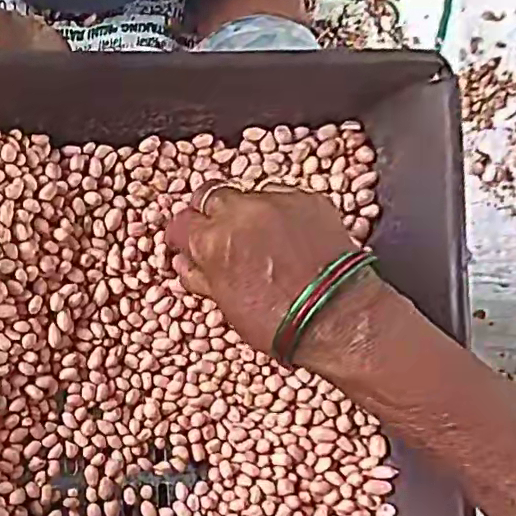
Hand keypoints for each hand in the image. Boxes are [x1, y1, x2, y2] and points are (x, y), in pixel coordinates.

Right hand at [163, 183, 390, 367]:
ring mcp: (277, 202)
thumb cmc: (275, 320)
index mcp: (212, 241)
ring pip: (246, 194)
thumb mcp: (223, 301)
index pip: (180, 223)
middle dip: (208, 214)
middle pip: (209, 196)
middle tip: (215, 235)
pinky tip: (282, 236)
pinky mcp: (308, 200)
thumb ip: (199, 275)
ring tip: (253, 238)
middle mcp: (240, 213)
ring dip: (243, 212)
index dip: (180, 236)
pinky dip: (276, 212)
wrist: (335, 317)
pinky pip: (281, 196)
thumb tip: (185, 263)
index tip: (185, 244)